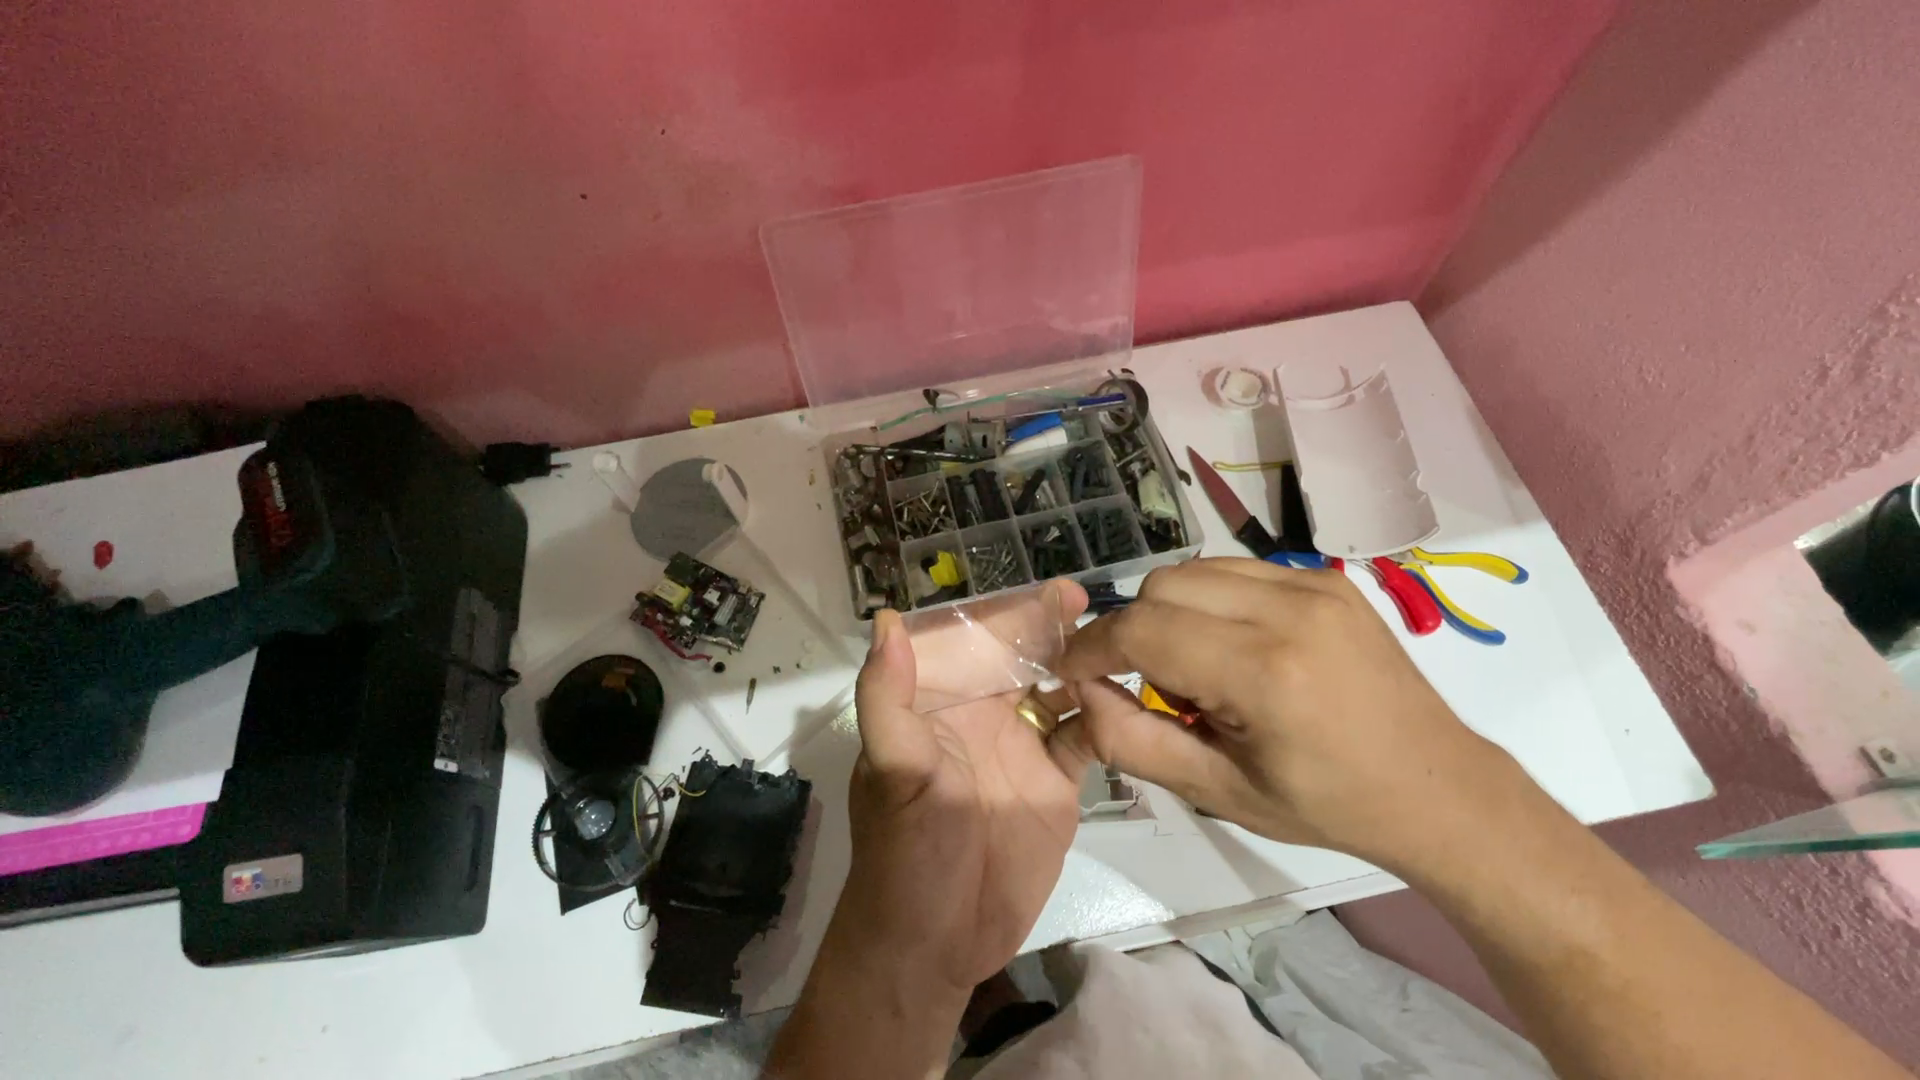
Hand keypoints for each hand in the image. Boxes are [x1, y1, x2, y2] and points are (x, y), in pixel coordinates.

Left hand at [770, 580, 1088, 1079]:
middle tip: (1096, 606)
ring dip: (1086, 664)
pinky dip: (1108, 715)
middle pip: (1022, 656)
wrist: (937, 942)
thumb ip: (887, 697)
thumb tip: (887, 619)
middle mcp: (981, 715)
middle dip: (1055, 627)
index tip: (1054, 591)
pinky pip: (1086, 735)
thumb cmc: (905, 853)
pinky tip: (1131, 698)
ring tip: (1124, 642)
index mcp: (938, 704)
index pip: (975, 641)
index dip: (1010, 612)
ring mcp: (1022, 746)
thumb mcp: (891, 772)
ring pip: (1059, 688)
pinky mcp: (1056, 782)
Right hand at [1051, 557, 1517, 873]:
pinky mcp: (1327, 578)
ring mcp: (1314, 584)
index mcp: (1265, 672)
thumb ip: (1132, 740)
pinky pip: (1235, 569)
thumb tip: (1081, 690)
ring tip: (1191, 664)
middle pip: (1161, 587)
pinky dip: (1208, 600)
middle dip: (1131, 631)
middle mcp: (1290, 609)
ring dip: (1168, 610)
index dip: (1091, 648)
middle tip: (1141, 682)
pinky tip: (1230, 644)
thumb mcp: (1218, 792)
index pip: (1142, 629)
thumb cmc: (1325, 803)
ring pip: (1194, 570)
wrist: (1436, 785)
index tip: (1069, 672)